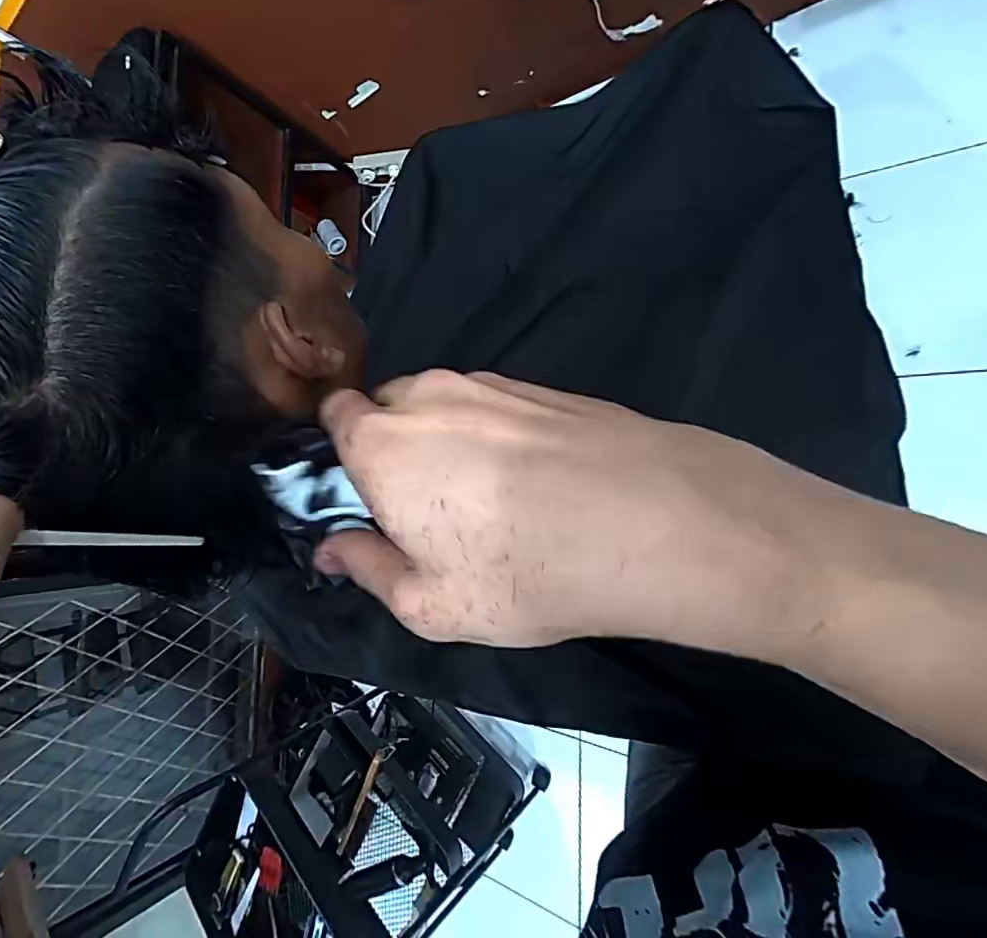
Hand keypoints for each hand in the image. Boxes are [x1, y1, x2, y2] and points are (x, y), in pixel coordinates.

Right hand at [314, 371, 861, 652]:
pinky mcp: (533, 385)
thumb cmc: (522, 570)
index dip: (342, 449)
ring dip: (442, 437)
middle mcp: (422, 397)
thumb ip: (366, 568)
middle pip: (384, 409)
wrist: (656, 521)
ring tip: (488, 493)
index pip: (333, 414)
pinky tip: (532, 478)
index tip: (365, 489)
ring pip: (437, 404)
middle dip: (390, 446)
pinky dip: (490, 432)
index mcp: (378, 442)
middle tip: (426, 504)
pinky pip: (486, 404)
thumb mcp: (430, 603)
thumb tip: (330, 549)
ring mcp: (482, 383)